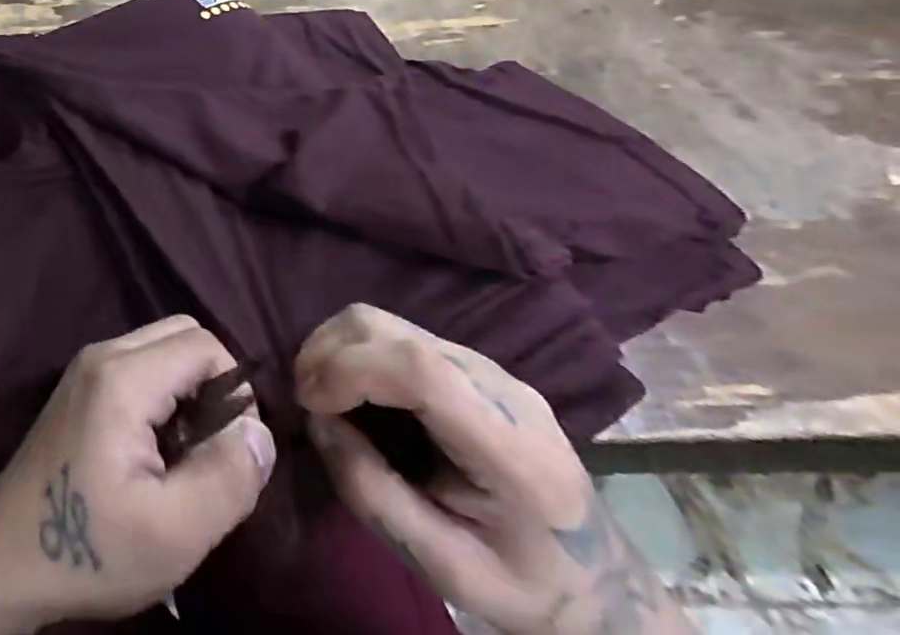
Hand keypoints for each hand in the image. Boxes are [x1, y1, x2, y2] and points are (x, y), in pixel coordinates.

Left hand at [0, 316, 275, 633]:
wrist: (6, 558)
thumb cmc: (91, 548)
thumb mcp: (176, 531)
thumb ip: (229, 474)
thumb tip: (260, 432)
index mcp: (121, 377)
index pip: (204, 344)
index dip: (236, 392)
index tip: (231, 451)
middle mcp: (99, 355)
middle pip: (180, 335)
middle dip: (212, 385)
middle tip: (209, 450)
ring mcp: (83, 369)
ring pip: (159, 351)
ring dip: (187, 394)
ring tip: (181, 458)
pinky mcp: (77, 389)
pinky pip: (137, 368)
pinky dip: (161, 397)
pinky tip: (152, 454)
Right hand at [296, 304, 693, 634]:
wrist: (595, 576)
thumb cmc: (520, 582)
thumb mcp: (445, 568)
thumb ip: (374, 494)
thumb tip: (318, 421)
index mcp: (513, 452)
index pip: (420, 371)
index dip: (347, 371)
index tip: (309, 404)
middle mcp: (503, 390)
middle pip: (387, 330)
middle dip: (326, 354)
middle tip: (306, 401)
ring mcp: (487, 369)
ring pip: (381, 320)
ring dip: (333, 348)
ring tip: (321, 394)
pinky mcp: (468, 363)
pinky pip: (389, 333)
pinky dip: (351, 351)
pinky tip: (349, 391)